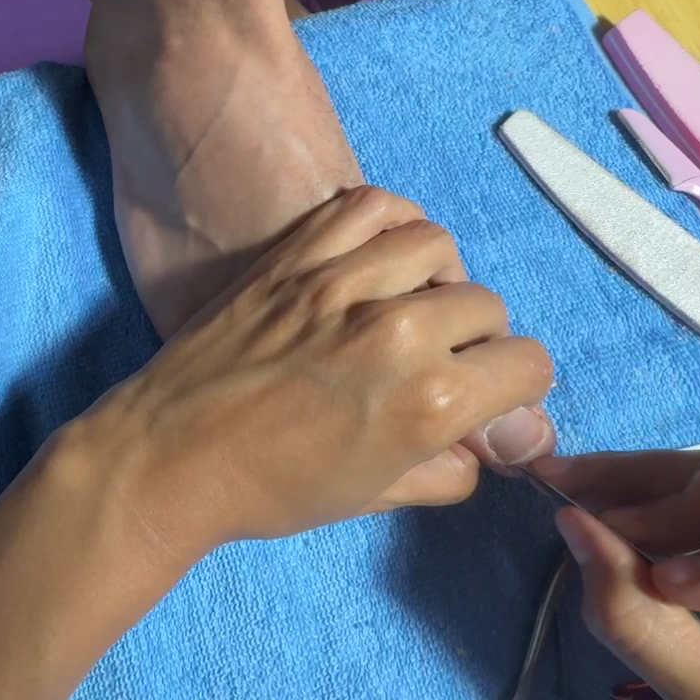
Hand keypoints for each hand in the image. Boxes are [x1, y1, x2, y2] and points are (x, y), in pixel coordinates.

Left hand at [59, 185, 556, 556]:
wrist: (171, 453)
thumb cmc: (271, 488)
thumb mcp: (375, 495)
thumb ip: (452, 466)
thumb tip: (496, 439)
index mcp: (428, 403)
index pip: (527, 364)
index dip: (515, 387)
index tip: (487, 394)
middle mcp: (397, 332)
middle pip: (487, 305)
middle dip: (478, 338)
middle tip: (440, 357)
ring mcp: (340, 282)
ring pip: (435, 245)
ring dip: (438, 275)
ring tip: (409, 298)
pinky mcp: (295, 254)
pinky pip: (368, 205)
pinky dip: (390, 220)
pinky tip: (378, 250)